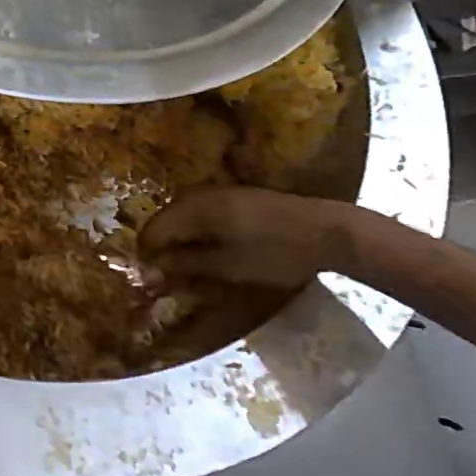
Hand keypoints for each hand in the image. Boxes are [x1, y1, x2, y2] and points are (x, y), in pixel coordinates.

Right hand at [141, 186, 362, 293]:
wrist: (327, 231)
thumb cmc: (275, 252)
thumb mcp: (227, 266)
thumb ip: (185, 266)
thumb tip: (149, 272)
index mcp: (193, 208)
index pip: (152, 231)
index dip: (148, 257)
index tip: (154, 282)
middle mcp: (198, 194)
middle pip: (165, 222)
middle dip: (163, 249)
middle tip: (170, 279)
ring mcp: (217, 192)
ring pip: (183, 218)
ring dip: (181, 242)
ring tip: (189, 269)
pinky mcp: (233, 197)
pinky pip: (201, 214)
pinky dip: (198, 234)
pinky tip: (210, 252)